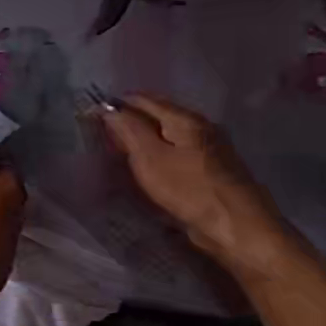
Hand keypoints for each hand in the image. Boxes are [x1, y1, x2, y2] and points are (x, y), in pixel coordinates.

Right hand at [100, 94, 301, 278]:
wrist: (236, 225)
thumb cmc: (187, 189)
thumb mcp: (149, 158)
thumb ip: (129, 130)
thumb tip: (109, 108)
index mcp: (185, 119)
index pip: (143, 100)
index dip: (115, 104)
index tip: (90, 114)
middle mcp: (200, 126)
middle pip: (157, 113)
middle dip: (128, 117)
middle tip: (99, 130)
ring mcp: (208, 146)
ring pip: (166, 131)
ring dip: (141, 134)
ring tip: (116, 145)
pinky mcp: (209, 167)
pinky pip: (174, 148)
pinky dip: (155, 149)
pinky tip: (143, 161)